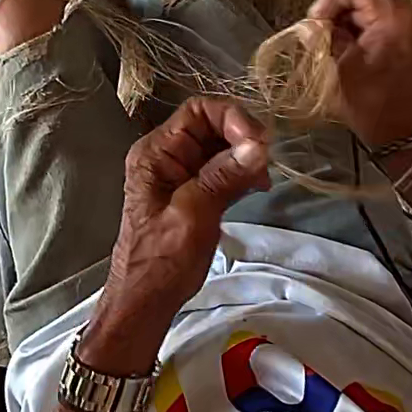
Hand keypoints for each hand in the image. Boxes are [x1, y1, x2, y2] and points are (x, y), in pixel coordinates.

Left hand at [89, 100, 269, 363]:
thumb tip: (258, 146)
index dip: (231, 118)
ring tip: (263, 177)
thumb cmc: (162, 260)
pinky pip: (220, 168)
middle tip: (266, 161)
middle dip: (241, 137)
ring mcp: (178, 173)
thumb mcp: (193, 215)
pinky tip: (256, 186)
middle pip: (210, 125)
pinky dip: (240, 172)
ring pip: (219, 146)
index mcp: (155, 153)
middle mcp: (164, 156)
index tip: (258, 142)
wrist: (146, 299)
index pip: (196, 111)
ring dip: (244, 155)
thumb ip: (222, 178)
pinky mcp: (192, 191)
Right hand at [306, 0, 411, 147]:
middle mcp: (411, 14)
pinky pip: (384, 21)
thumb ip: (328, 36)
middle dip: (338, 11)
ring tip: (332, 44)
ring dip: (349, 22)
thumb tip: (317, 25)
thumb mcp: (340, 65)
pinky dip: (363, 30)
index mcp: (395, 17)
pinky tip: (350, 50)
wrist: (403, 133)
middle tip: (319, 35)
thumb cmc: (369, 101)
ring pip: (374, 7)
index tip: (315, 23)